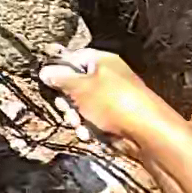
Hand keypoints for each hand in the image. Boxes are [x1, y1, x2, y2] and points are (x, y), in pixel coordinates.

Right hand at [38, 46, 167, 153]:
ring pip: (80, 105)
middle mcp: (107, 77)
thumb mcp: (80, 87)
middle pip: (74, 84)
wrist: (147, 132)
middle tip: (67, 109)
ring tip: (79, 125)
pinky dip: (87, 126)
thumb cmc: (113, 102)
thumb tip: (44, 71)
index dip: (58, 69)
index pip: (72, 58)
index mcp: (102, 61)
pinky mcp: (114, 117)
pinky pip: (92, 118)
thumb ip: (59, 78)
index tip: (48, 82)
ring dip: (75, 117)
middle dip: (66, 101)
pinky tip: (88, 134)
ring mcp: (111, 98)